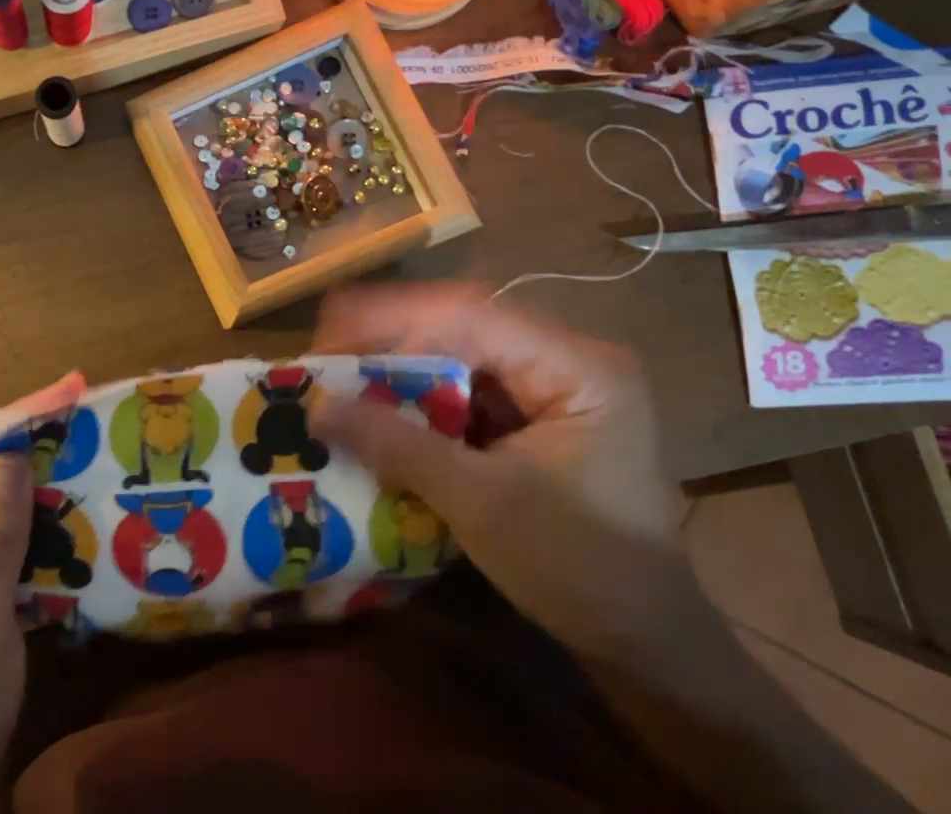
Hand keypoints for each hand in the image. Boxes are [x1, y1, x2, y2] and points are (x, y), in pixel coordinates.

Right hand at [309, 284, 697, 665]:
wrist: (644, 642)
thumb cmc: (577, 566)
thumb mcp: (479, 502)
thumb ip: (396, 445)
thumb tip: (314, 405)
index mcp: (578, 369)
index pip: (468, 317)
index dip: (389, 321)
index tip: (325, 339)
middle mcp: (568, 366)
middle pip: (461, 333)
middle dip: (387, 348)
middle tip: (323, 364)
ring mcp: (553, 396)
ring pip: (457, 365)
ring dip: (397, 378)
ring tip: (337, 388)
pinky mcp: (534, 428)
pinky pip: (463, 400)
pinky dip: (416, 408)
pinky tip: (374, 420)